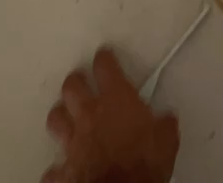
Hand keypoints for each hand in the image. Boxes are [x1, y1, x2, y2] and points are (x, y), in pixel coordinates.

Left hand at [42, 48, 179, 182]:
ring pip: (57, 118)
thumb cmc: (142, 163)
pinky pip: (54, 167)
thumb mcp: (165, 140)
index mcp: (117, 100)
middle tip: (79, 80)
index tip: (104, 55)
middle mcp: (91, 114)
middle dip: (75, 81)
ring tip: (63, 114)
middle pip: (73, 87)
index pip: (105, 67)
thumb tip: (167, 120)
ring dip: (60, 115)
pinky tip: (60, 166)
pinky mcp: (65, 168)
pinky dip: (57, 166)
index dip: (104, 59)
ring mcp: (74, 141)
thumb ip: (164, 124)